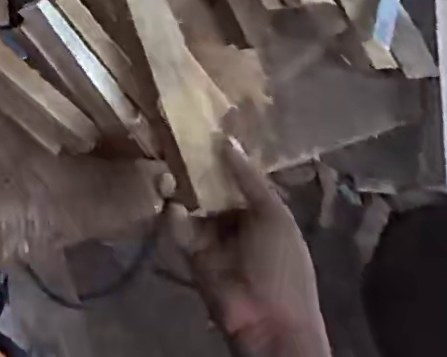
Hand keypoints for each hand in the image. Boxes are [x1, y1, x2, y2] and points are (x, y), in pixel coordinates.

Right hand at [168, 140, 330, 356]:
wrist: (269, 325)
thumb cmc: (283, 267)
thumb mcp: (275, 217)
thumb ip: (249, 178)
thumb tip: (227, 140)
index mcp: (258, 208)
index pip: (236, 172)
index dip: (221, 151)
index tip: (203, 120)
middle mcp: (232, 216)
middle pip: (210, 182)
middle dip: (196, 161)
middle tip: (175, 129)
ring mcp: (211, 233)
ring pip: (192, 199)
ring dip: (180, 181)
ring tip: (164, 153)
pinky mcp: (191, 250)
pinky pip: (178, 225)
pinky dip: (172, 211)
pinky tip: (168, 196)